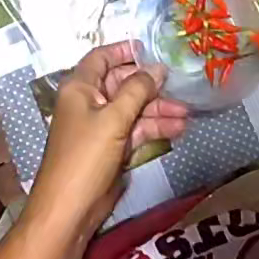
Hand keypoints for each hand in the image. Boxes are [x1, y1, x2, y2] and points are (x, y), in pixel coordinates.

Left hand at [28, 42, 187, 239]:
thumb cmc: (85, 156)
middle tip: (180, 86)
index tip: (151, 49)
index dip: (124, 50)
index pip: (101, 58)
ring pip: (133, 108)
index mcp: (80, 87)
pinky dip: (155, 128)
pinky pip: (136, 130)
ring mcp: (101, 125)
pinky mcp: (112, 148)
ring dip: (158, 109)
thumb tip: (157, 68)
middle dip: (150, 86)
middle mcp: (89, 101)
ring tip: (187, 114)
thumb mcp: (113, 119)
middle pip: (123, 83)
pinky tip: (178, 129)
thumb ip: (137, 90)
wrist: (70, 210)